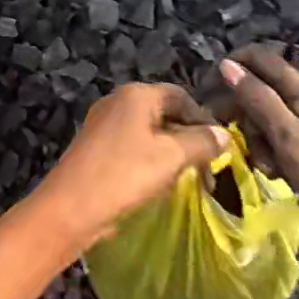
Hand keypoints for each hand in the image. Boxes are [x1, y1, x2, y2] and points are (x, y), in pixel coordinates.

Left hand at [29, 83, 230, 251]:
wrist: (74, 203)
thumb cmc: (126, 172)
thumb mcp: (172, 156)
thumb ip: (201, 141)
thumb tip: (223, 134)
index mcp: (135, 94)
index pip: (180, 96)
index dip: (204, 119)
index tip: (223, 149)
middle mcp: (118, 101)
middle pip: (165, 112)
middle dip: (191, 138)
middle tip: (211, 170)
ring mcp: (105, 122)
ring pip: (151, 131)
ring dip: (174, 152)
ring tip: (192, 180)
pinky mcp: (100, 145)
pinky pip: (136, 145)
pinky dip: (154, 159)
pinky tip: (163, 182)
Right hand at [220, 43, 298, 247]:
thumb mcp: (289, 138)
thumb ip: (258, 98)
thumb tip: (226, 64)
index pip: (260, 57)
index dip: (231, 65)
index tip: (208, 87)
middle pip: (257, 86)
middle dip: (238, 106)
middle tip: (222, 127)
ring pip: (260, 113)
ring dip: (251, 133)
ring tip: (259, 160)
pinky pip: (272, 136)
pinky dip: (265, 149)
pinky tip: (270, 169)